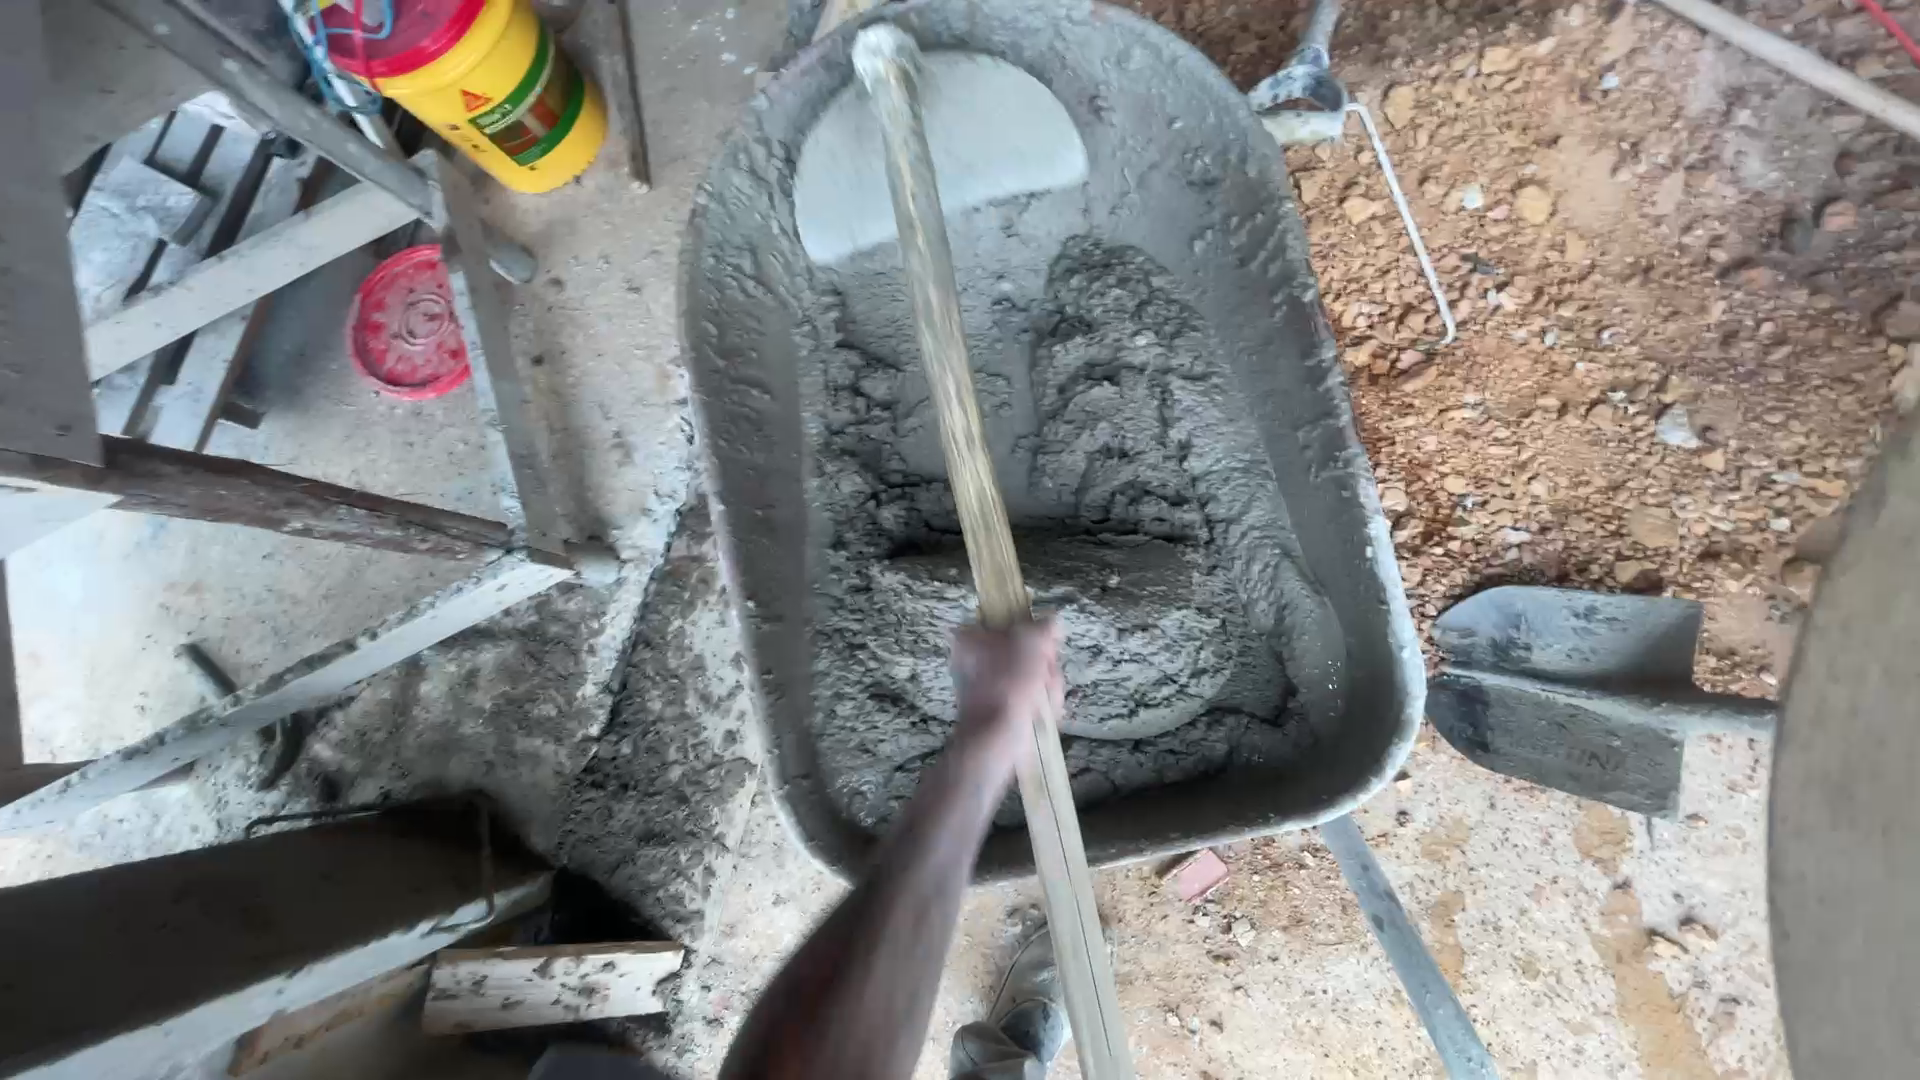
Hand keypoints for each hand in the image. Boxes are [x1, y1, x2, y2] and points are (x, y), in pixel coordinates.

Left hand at [950, 617, 1063, 756]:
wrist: (996, 741)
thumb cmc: (1007, 686)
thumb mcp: (1029, 644)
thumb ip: (1042, 628)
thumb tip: (1051, 621)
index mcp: (971, 639)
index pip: (1010, 623)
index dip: (1034, 635)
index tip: (1046, 647)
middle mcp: (975, 661)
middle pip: (1027, 652)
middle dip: (1045, 666)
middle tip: (1046, 676)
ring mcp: (989, 688)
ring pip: (1033, 676)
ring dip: (1048, 687)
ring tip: (1045, 700)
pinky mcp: (1002, 709)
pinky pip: (1031, 698)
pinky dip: (1043, 705)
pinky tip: (1044, 712)